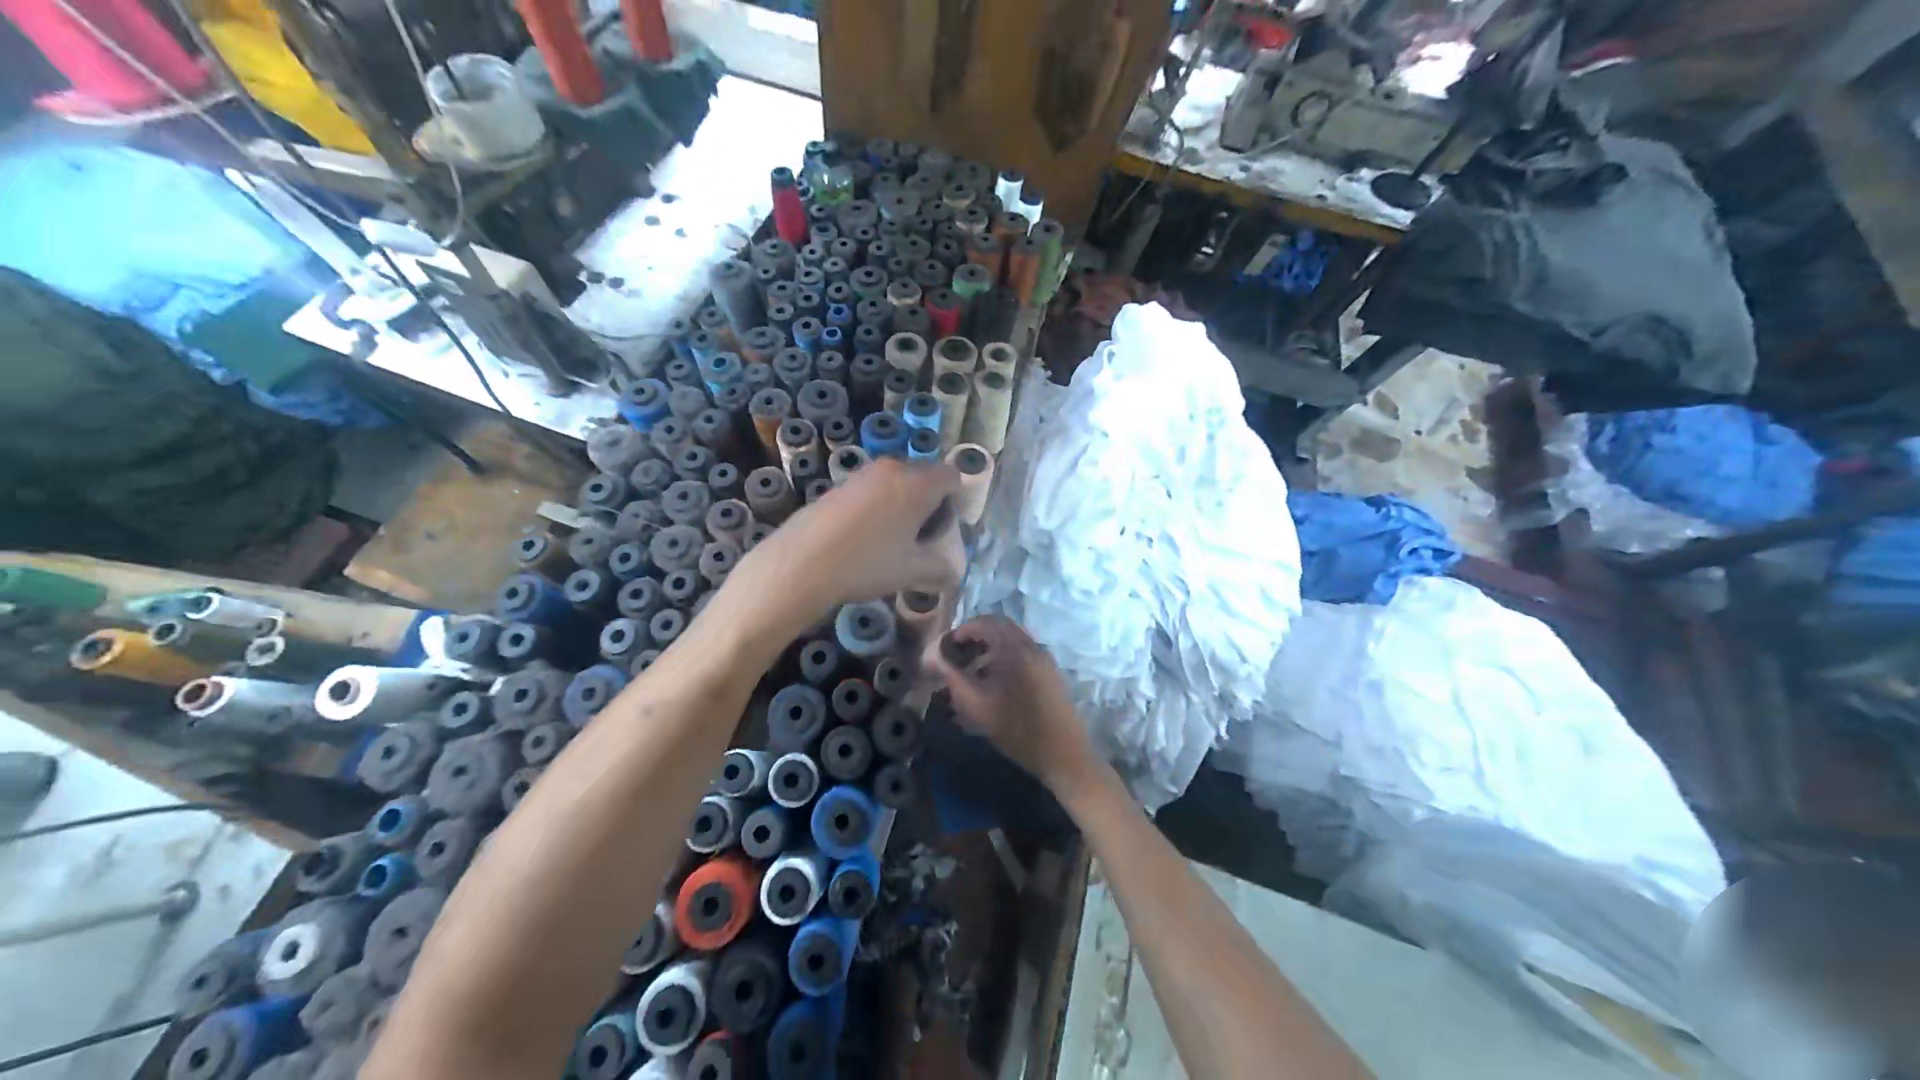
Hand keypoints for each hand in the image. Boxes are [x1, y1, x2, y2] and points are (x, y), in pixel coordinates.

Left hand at [733, 459, 963, 634]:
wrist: (801, 562)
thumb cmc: (866, 564)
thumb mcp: (911, 573)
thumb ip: (940, 570)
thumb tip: (952, 572)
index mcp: (917, 484)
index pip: (951, 475)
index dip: (957, 499)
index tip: (948, 528)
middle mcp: (891, 469)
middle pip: (923, 476)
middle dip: (929, 502)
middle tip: (923, 537)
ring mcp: (861, 475)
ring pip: (895, 483)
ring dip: (901, 504)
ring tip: (893, 540)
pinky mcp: (838, 487)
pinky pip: (870, 490)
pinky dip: (877, 507)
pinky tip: (863, 539)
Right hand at [925, 616, 1100, 796]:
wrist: (1064, 756)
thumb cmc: (1019, 731)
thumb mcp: (978, 707)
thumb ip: (953, 678)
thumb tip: (933, 657)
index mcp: (1018, 650)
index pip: (988, 622)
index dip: (964, 630)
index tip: (947, 647)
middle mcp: (1034, 647)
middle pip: (1001, 628)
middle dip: (976, 637)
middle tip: (957, 655)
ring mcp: (1045, 660)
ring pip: (1013, 641)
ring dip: (990, 648)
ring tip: (970, 670)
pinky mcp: (1050, 673)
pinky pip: (1023, 654)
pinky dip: (1004, 658)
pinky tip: (993, 682)